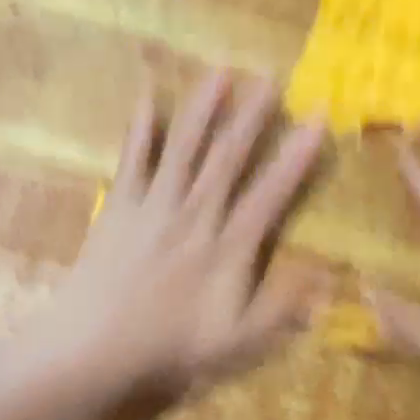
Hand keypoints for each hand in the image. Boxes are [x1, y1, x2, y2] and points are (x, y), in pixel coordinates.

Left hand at [37, 72, 324, 395]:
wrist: (94, 346)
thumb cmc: (168, 347)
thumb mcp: (236, 342)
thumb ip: (281, 309)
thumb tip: (325, 276)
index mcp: (227, 247)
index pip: (270, 194)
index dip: (297, 156)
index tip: (317, 118)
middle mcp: (195, 215)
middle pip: (228, 158)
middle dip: (252, 116)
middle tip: (271, 76)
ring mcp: (154, 206)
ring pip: (184, 148)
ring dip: (203, 108)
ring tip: (221, 71)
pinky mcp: (119, 206)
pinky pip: (132, 159)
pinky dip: (140, 127)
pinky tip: (146, 97)